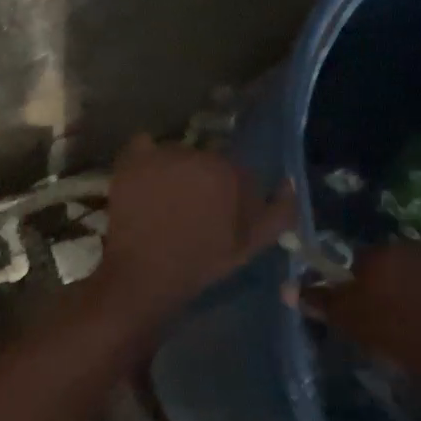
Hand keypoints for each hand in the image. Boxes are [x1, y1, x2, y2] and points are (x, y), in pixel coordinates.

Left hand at [95, 134, 293, 318]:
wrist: (146, 274)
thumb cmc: (202, 263)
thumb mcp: (252, 245)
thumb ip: (279, 212)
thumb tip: (288, 182)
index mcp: (232, 172)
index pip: (235, 170)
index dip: (227, 191)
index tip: (216, 211)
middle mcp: (199, 155)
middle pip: (205, 158)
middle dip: (200, 179)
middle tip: (188, 207)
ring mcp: (163, 155)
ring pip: (176, 153)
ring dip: (174, 169)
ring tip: (163, 200)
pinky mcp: (132, 161)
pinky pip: (142, 146)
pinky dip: (145, 158)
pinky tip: (144, 180)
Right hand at [302, 242, 420, 387]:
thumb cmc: (394, 333)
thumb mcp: (345, 319)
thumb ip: (317, 299)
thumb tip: (287, 287)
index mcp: (385, 250)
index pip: (353, 258)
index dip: (345, 282)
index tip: (346, 307)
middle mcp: (418, 249)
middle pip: (384, 265)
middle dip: (375, 286)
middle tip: (369, 319)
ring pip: (411, 278)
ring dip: (402, 295)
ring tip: (398, 327)